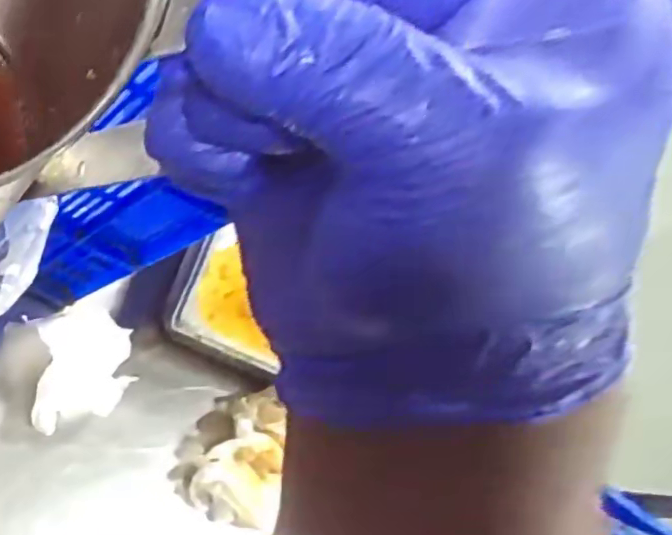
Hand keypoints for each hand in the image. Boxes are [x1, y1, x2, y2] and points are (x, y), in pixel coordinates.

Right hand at [148, 0, 671, 426]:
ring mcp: (320, 88)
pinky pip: (193, 121)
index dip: (303, 17)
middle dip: (260, 72)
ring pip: (220, 61)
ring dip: (222, 118)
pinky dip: (194, 152)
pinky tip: (234, 178)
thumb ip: (335, 67)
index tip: (301, 95)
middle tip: (290, 139)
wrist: (411, 362)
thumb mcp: (438, 139)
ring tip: (267, 165)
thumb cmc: (478, 246)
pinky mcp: (260, 147)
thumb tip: (211, 19)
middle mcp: (405, 24)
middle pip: (277, 9)